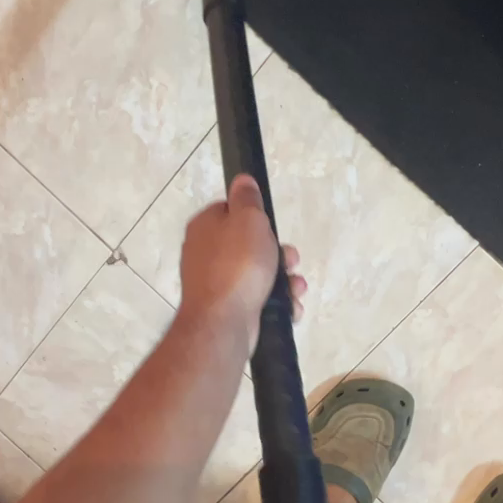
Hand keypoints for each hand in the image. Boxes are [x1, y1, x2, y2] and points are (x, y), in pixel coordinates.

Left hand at [178, 175, 307, 349]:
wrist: (224, 322)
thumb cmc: (238, 265)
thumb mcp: (248, 220)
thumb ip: (248, 199)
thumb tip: (243, 180)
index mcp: (206, 227)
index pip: (233, 212)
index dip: (257, 219)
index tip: (272, 229)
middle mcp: (207, 253)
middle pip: (251, 245)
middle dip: (279, 254)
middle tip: (291, 260)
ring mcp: (217, 283)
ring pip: (259, 274)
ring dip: (284, 280)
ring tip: (296, 288)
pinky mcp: (229, 308)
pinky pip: (258, 298)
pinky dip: (276, 302)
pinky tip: (289, 306)